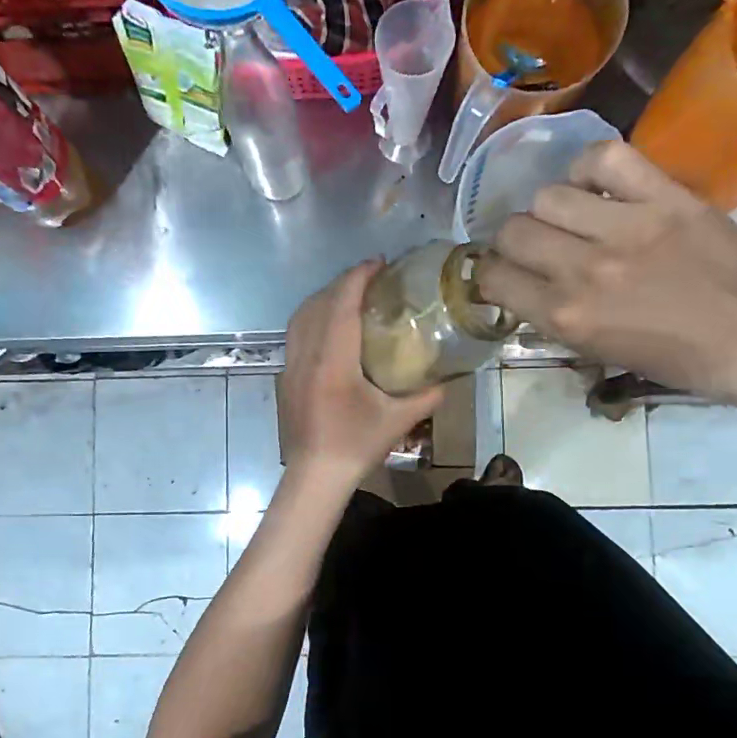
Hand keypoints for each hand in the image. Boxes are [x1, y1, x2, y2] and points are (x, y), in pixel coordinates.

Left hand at [280, 260, 443, 483]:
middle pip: (317, 305)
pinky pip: (294, 335)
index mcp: (333, 364)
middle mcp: (305, 358)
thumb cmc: (356, 446)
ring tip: (350, 294)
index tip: (376, 263)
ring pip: (300, 318)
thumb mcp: (399, 420)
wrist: (314, 474)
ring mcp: (289, 367)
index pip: (340, 308)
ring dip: (323, 299)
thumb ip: (428, 394)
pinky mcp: (284, 377)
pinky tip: (330, 325)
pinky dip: (311, 318)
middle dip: (341, 284)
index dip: (356, 279)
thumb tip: (452, 373)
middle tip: (370, 277)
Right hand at [477, 142, 736, 414]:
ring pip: (546, 196)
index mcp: (563, 314)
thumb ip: (545, 310)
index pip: (490, 275)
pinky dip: (590, 167)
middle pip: (512, 231)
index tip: (508, 273)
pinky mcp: (667, 200)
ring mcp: (626, 229)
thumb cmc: (668, 356)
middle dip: (516, 241)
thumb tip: (513, 278)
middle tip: (540, 245)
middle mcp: (584, 269)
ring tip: (573, 216)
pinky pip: (605, 158)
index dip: (492, 272)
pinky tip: (597, 185)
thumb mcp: (588, 347)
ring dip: (551, 208)